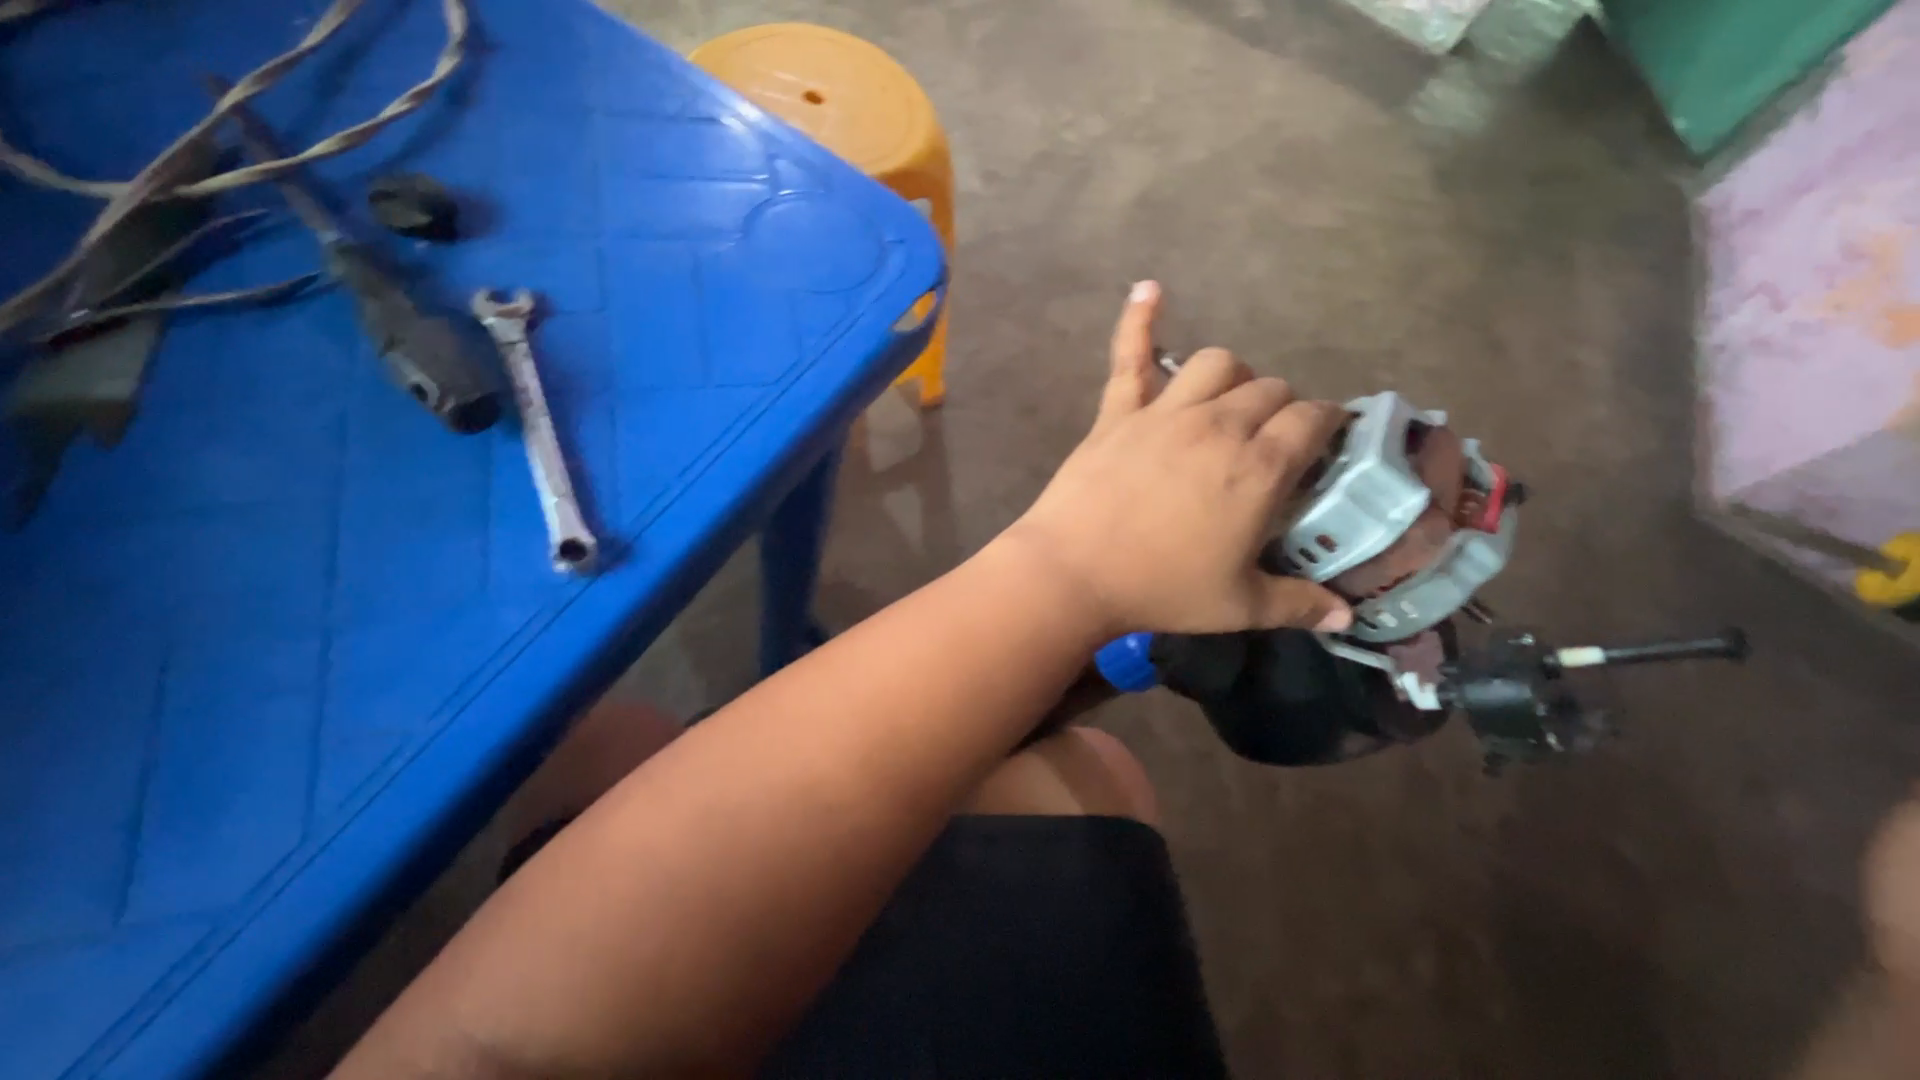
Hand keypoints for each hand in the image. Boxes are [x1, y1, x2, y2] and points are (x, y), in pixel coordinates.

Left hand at [1000, 281, 1352, 637]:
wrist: (1072, 572)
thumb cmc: (1159, 589)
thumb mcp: (1238, 606)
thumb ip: (1297, 604)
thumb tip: (1346, 619)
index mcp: (1259, 467)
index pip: (1313, 419)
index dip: (1325, 425)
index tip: (1322, 442)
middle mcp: (1220, 425)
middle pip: (1270, 388)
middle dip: (1282, 408)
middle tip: (1271, 441)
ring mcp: (1165, 412)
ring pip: (1219, 363)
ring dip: (1234, 376)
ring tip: (1229, 401)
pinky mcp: (1118, 411)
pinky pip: (1131, 355)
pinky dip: (1140, 320)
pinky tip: (1148, 289)